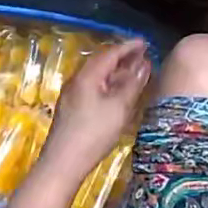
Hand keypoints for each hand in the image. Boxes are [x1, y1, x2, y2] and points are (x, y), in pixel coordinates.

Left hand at [32, 39, 150, 194]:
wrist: (62, 164)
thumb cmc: (94, 133)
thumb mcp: (119, 108)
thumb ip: (132, 84)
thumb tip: (143, 65)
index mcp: (87, 76)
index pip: (110, 53)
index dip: (129, 47)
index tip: (145, 43)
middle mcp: (77, 80)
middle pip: (102, 62)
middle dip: (123, 57)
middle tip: (142, 56)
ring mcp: (72, 95)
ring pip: (97, 76)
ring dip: (116, 72)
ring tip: (134, 72)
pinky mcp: (72, 109)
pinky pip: (93, 87)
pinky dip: (109, 84)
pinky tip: (118, 93)